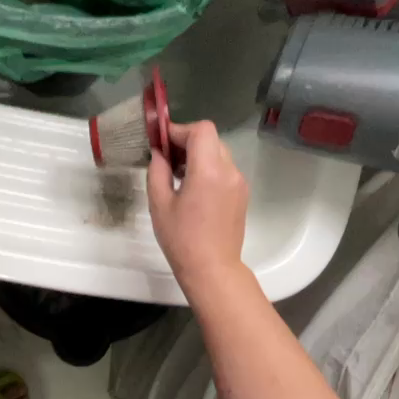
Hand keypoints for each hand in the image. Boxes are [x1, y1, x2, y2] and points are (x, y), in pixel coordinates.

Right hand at [147, 121, 251, 288]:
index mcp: (209, 170)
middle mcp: (229, 170)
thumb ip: (157, 172)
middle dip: (188, 142)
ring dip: (198, 156)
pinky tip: (193, 190)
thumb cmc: (181, 239)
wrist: (212, 267)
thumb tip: (159, 154)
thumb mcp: (159, 204)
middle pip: (211, 139)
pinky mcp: (241, 194)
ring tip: (178, 176)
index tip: (162, 141)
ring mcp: (239, 182)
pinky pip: (225, 170)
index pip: (201, 130)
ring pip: (219, 153)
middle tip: (166, 159)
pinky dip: (208, 169)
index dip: (180, 130)